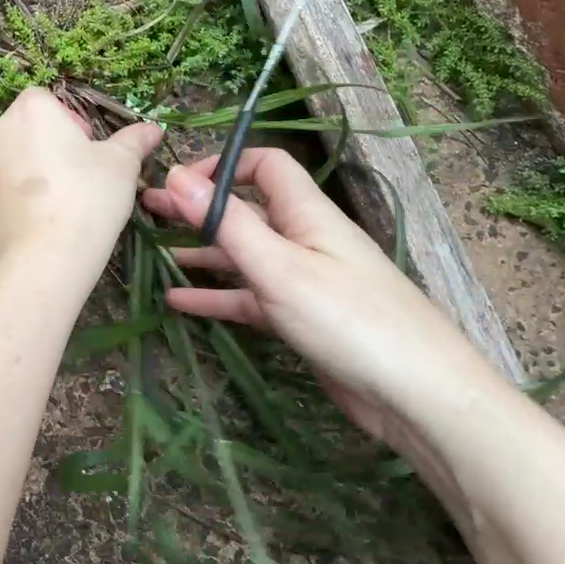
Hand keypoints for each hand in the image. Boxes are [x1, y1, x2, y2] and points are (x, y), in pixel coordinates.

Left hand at [0, 88, 161, 275]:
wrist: (44, 258)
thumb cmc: (87, 198)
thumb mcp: (121, 165)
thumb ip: (133, 141)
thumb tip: (152, 129)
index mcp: (29, 111)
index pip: (46, 99)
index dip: (70, 119)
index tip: (89, 147)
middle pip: (26, 127)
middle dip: (52, 143)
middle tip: (80, 172)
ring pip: (13, 157)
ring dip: (34, 168)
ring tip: (64, 198)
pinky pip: (3, 186)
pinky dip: (20, 194)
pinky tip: (43, 217)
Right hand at [140, 148, 498, 454]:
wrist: (418, 397)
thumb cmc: (349, 321)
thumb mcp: (279, 267)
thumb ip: (226, 223)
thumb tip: (175, 175)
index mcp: (307, 215)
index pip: (265, 166)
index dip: (221, 166)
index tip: (175, 184)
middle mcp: (304, 239)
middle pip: (245, 210)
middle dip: (196, 207)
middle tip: (145, 208)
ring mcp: (303, 280)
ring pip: (242, 255)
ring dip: (200, 251)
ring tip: (154, 252)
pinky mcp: (299, 317)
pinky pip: (248, 296)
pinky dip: (215, 295)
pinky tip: (178, 302)